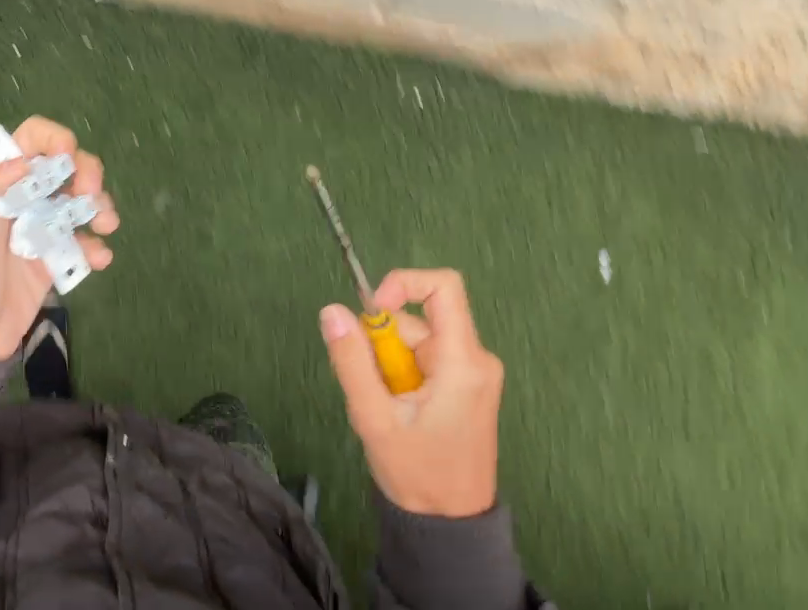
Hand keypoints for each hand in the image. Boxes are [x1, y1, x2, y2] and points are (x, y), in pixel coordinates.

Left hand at [0, 116, 118, 360]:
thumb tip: (23, 160)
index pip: (29, 140)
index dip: (53, 137)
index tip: (68, 155)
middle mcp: (24, 198)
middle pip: (66, 165)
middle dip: (87, 170)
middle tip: (90, 194)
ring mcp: (43, 227)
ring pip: (82, 199)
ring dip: (102, 204)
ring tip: (107, 224)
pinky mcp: (58, 256)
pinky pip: (85, 241)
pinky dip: (97, 245)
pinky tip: (99, 258)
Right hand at [320, 269, 503, 517]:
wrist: (450, 524)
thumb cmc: (417, 472)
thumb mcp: (373, 417)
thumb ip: (351, 360)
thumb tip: (332, 310)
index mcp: (463, 362)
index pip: (444, 287)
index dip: (403, 283)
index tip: (370, 311)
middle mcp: (475, 359)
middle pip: (418, 319)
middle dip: (381, 341)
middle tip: (367, 386)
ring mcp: (472, 373)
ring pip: (415, 339)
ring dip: (387, 362)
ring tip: (380, 406)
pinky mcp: (464, 385)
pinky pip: (422, 357)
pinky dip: (398, 373)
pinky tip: (394, 408)